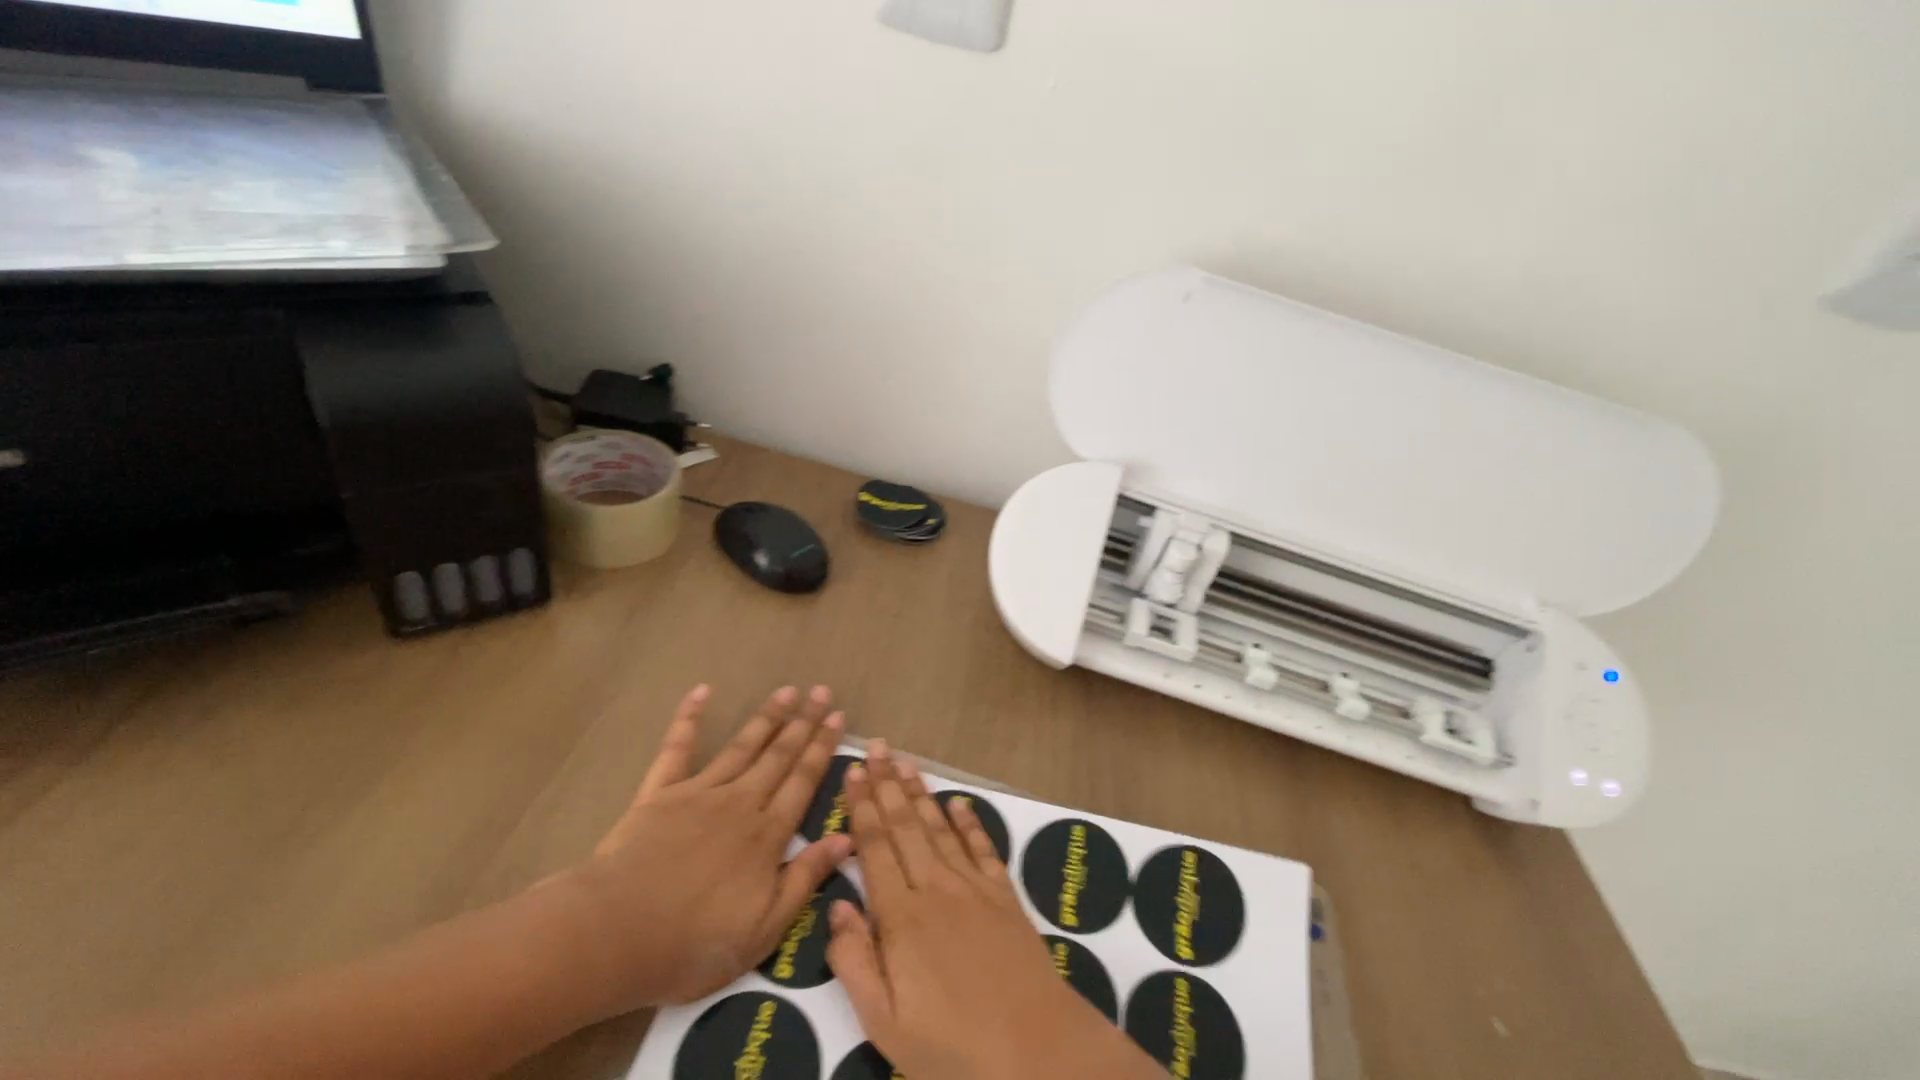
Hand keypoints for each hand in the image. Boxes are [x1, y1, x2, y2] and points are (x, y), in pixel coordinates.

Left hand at [557, 684, 852, 1013]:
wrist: (613, 935)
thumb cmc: (693, 944)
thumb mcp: (764, 929)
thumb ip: (804, 879)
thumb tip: (845, 838)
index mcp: (767, 836)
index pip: (803, 783)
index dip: (823, 750)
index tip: (838, 719)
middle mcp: (739, 804)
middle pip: (779, 757)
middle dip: (803, 723)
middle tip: (823, 692)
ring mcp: (698, 794)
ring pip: (741, 747)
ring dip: (766, 718)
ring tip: (787, 691)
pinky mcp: (658, 794)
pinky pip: (677, 748)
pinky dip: (689, 718)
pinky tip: (701, 692)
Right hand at [826, 743, 1164, 1079]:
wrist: (1036, 1050)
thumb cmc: (951, 1046)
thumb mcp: (884, 1021)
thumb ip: (854, 961)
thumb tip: (839, 905)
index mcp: (901, 917)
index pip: (875, 847)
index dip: (861, 807)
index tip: (853, 772)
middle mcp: (936, 889)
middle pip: (906, 826)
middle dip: (887, 785)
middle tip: (877, 747)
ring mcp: (974, 890)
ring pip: (940, 830)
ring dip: (921, 794)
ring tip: (905, 764)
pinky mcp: (1004, 898)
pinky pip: (982, 849)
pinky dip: (969, 823)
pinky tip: (959, 804)